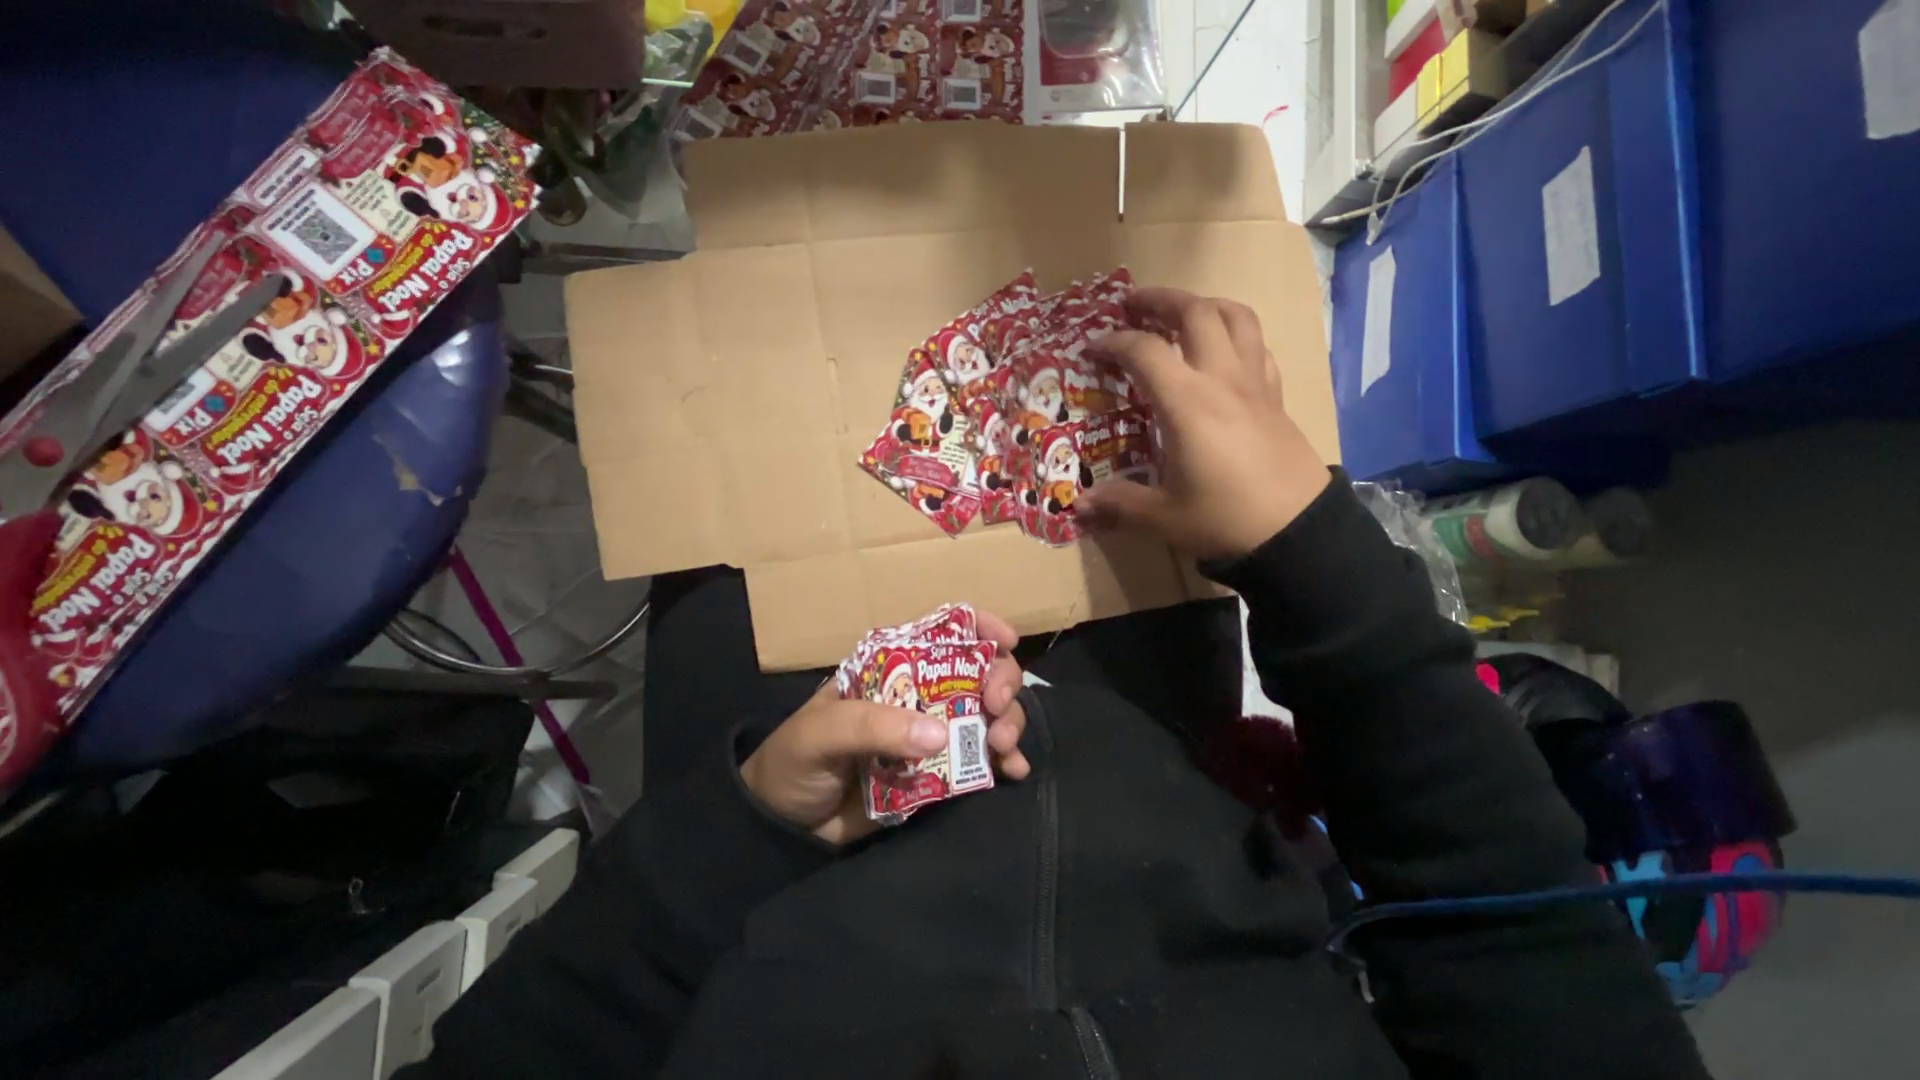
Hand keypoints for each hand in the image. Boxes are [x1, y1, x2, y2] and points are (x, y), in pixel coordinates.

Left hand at [740, 610, 1030, 844]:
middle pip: (979, 672)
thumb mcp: (822, 733)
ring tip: (1002, 746)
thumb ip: (874, 727)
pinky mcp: (939, 776)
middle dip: (1002, 682)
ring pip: (989, 715)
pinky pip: (982, 762)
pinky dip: (1006, 762)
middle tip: (997, 709)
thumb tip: (940, 734)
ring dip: (1008, 723)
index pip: (942, 632)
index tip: (1007, 642)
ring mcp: (932, 735)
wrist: (783, 827)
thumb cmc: (794, 761)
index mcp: (890, 669)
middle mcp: (919, 695)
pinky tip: (1015, 771)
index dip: (980, 627)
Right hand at [1078, 287, 1331, 560]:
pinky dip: (1236, 335)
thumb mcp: (1164, 516)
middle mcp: (1221, 379)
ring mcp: (1254, 383)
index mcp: (1187, 402)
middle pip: (1195, 312)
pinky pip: (1258, 346)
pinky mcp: (1275, 396)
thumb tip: (1081, 504)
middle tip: (1133, 304)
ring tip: (1181, 313)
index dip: (1114, 341)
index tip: (1093, 347)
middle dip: (1160, 300)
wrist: (1297, 531)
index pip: (1145, 350)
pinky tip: (1223, 352)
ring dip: (1204, 305)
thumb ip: (1121, 503)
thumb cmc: (1225, 518)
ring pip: (1236, 317)